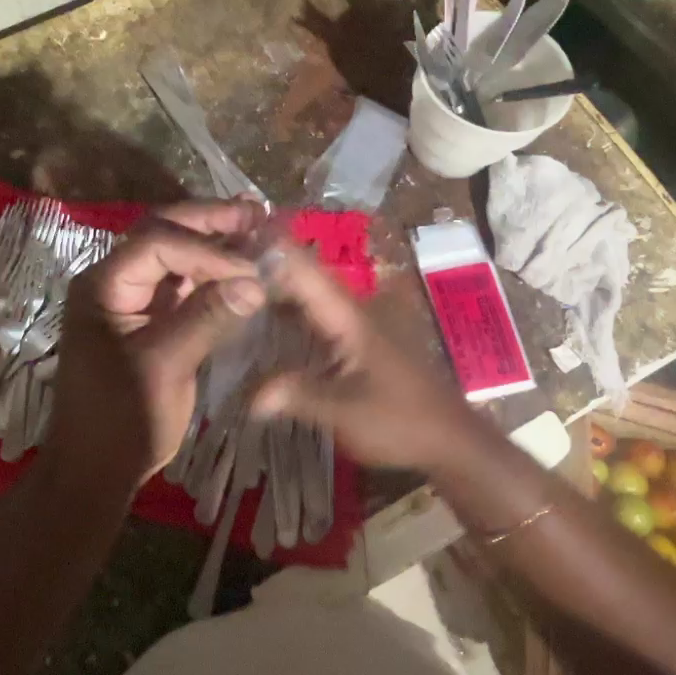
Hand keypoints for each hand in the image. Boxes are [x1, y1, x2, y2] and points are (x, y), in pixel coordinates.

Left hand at [47, 200, 267, 486]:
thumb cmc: (120, 420)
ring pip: (175, 254)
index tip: (250, 268)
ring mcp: (132, 300)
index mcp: (103, 285)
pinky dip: (212, 272)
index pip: (157, 243)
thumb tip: (254, 282)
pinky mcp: (150, 320)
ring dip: (213, 241)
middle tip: (256, 212)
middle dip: (208, 222)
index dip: (205, 248)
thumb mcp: (163, 367)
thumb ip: (206, 318)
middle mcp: (114, 281)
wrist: (96, 471)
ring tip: (256, 227)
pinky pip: (182, 283)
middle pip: (163, 234)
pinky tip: (242, 266)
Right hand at [252, 247, 481, 472]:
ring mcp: (360, 325)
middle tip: (223, 264)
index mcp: (350, 316)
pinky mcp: (361, 342)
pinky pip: (319, 316)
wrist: (452, 440)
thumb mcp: (343, 412)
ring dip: (279, 290)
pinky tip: (269, 325)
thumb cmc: (400, 421)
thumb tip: (247, 396)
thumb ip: (295, 396)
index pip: (305, 270)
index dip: (273, 249)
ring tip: (237, 287)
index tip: (238, 234)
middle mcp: (354, 311)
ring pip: (312, 297)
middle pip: (305, 278)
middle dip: (268, 267)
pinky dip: (293, 313)